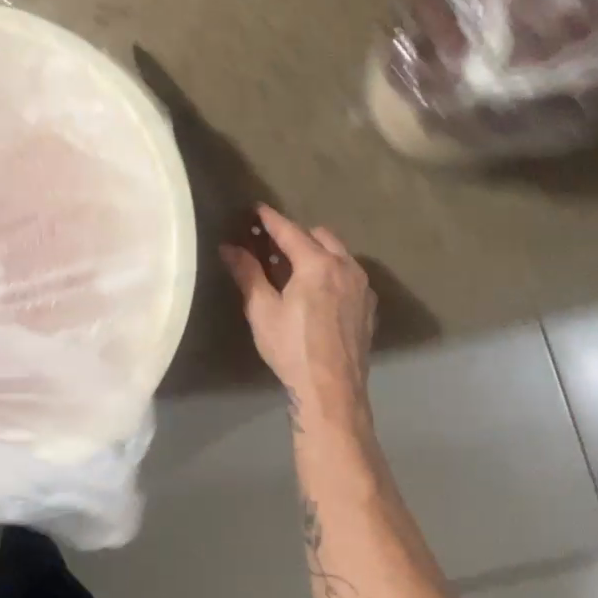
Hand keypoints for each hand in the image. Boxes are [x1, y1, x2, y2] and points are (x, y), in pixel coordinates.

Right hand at [221, 205, 376, 429]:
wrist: (331, 387)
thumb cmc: (290, 346)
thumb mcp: (262, 309)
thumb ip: (247, 273)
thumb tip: (229, 248)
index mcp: (317, 264)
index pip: (289, 231)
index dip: (269, 219)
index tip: (255, 209)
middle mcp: (346, 267)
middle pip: (320, 236)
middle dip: (296, 235)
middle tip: (271, 246)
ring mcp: (362, 286)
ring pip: (339, 254)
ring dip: (316, 252)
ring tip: (293, 268)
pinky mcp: (369, 306)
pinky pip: (350, 275)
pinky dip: (331, 272)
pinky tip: (316, 292)